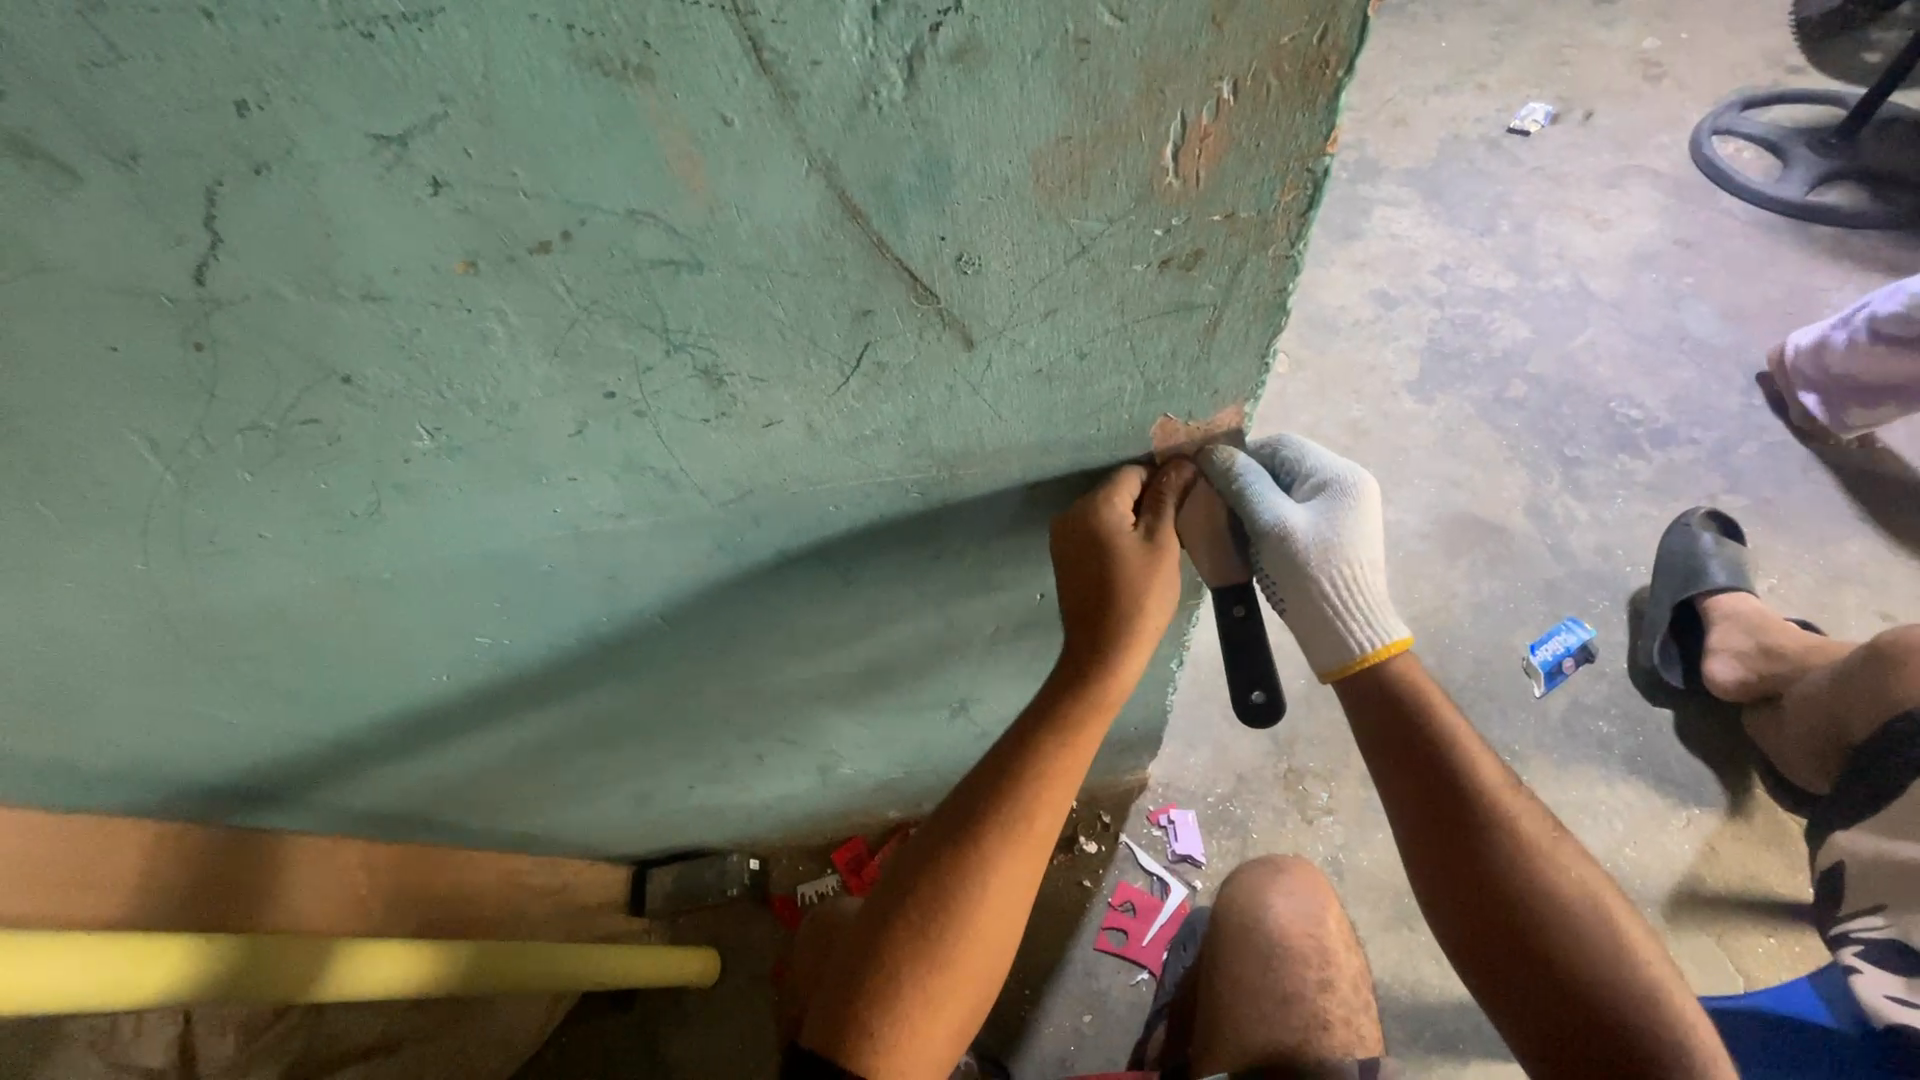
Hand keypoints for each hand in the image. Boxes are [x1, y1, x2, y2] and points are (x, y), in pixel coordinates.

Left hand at [1049, 459, 1198, 674]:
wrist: (1103, 652)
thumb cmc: (1140, 597)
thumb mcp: (1162, 543)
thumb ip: (1168, 497)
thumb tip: (1181, 462)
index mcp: (1094, 505)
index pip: (1134, 473)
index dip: (1163, 482)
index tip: (1185, 506)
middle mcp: (1070, 513)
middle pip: (1117, 490)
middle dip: (1147, 502)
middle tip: (1176, 530)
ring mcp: (1062, 536)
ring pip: (1106, 512)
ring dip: (1133, 521)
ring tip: (1158, 549)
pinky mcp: (1064, 557)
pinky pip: (1094, 532)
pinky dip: (1115, 537)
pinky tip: (1134, 561)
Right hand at [1196, 435, 1410, 681]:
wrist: (1345, 633)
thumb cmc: (1309, 575)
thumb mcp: (1270, 525)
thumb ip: (1242, 482)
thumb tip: (1211, 451)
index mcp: (1338, 474)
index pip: (1279, 445)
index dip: (1240, 459)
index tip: (1212, 486)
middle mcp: (1347, 484)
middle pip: (1282, 466)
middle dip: (1247, 484)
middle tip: (1220, 512)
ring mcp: (1344, 510)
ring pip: (1285, 491)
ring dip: (1256, 505)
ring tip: (1236, 531)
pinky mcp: (1337, 533)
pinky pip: (1294, 512)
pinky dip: (1269, 522)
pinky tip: (1256, 544)